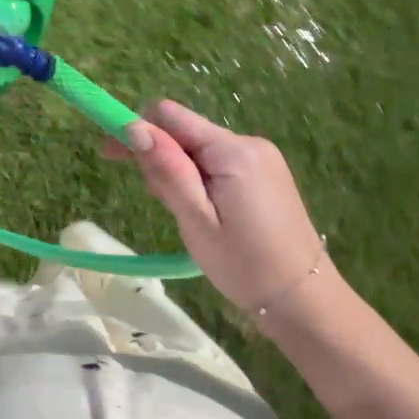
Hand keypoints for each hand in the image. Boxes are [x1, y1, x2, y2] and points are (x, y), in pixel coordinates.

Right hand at [101, 100, 324, 311]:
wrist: (306, 303)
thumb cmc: (245, 265)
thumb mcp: (195, 219)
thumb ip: (166, 169)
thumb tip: (133, 126)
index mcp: (233, 151)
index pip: (169, 115)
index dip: (135, 129)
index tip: (112, 156)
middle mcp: (249, 143)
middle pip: (183, 130)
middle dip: (158, 155)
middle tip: (156, 198)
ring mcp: (261, 158)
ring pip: (197, 146)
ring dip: (177, 169)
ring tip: (183, 211)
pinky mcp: (265, 173)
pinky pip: (216, 160)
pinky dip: (197, 177)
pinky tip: (202, 208)